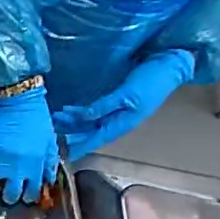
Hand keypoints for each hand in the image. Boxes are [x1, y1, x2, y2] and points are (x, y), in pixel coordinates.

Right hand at [0, 84, 57, 203]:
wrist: (19, 102)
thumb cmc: (37, 120)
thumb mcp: (50, 141)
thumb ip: (49, 163)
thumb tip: (48, 180)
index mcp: (35, 166)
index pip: (32, 192)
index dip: (28, 196)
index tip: (25, 194)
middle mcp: (17, 168)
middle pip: (10, 194)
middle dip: (9, 196)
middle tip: (8, 191)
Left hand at [51, 49, 193, 161]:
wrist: (170, 64)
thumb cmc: (152, 80)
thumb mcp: (127, 95)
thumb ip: (104, 106)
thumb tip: (83, 117)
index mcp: (121, 124)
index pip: (94, 140)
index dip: (78, 147)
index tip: (62, 154)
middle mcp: (117, 122)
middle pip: (88, 132)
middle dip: (68, 132)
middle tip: (49, 131)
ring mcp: (116, 112)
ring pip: (89, 122)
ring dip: (71, 121)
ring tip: (54, 118)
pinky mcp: (116, 102)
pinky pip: (94, 112)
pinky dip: (80, 112)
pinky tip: (68, 110)